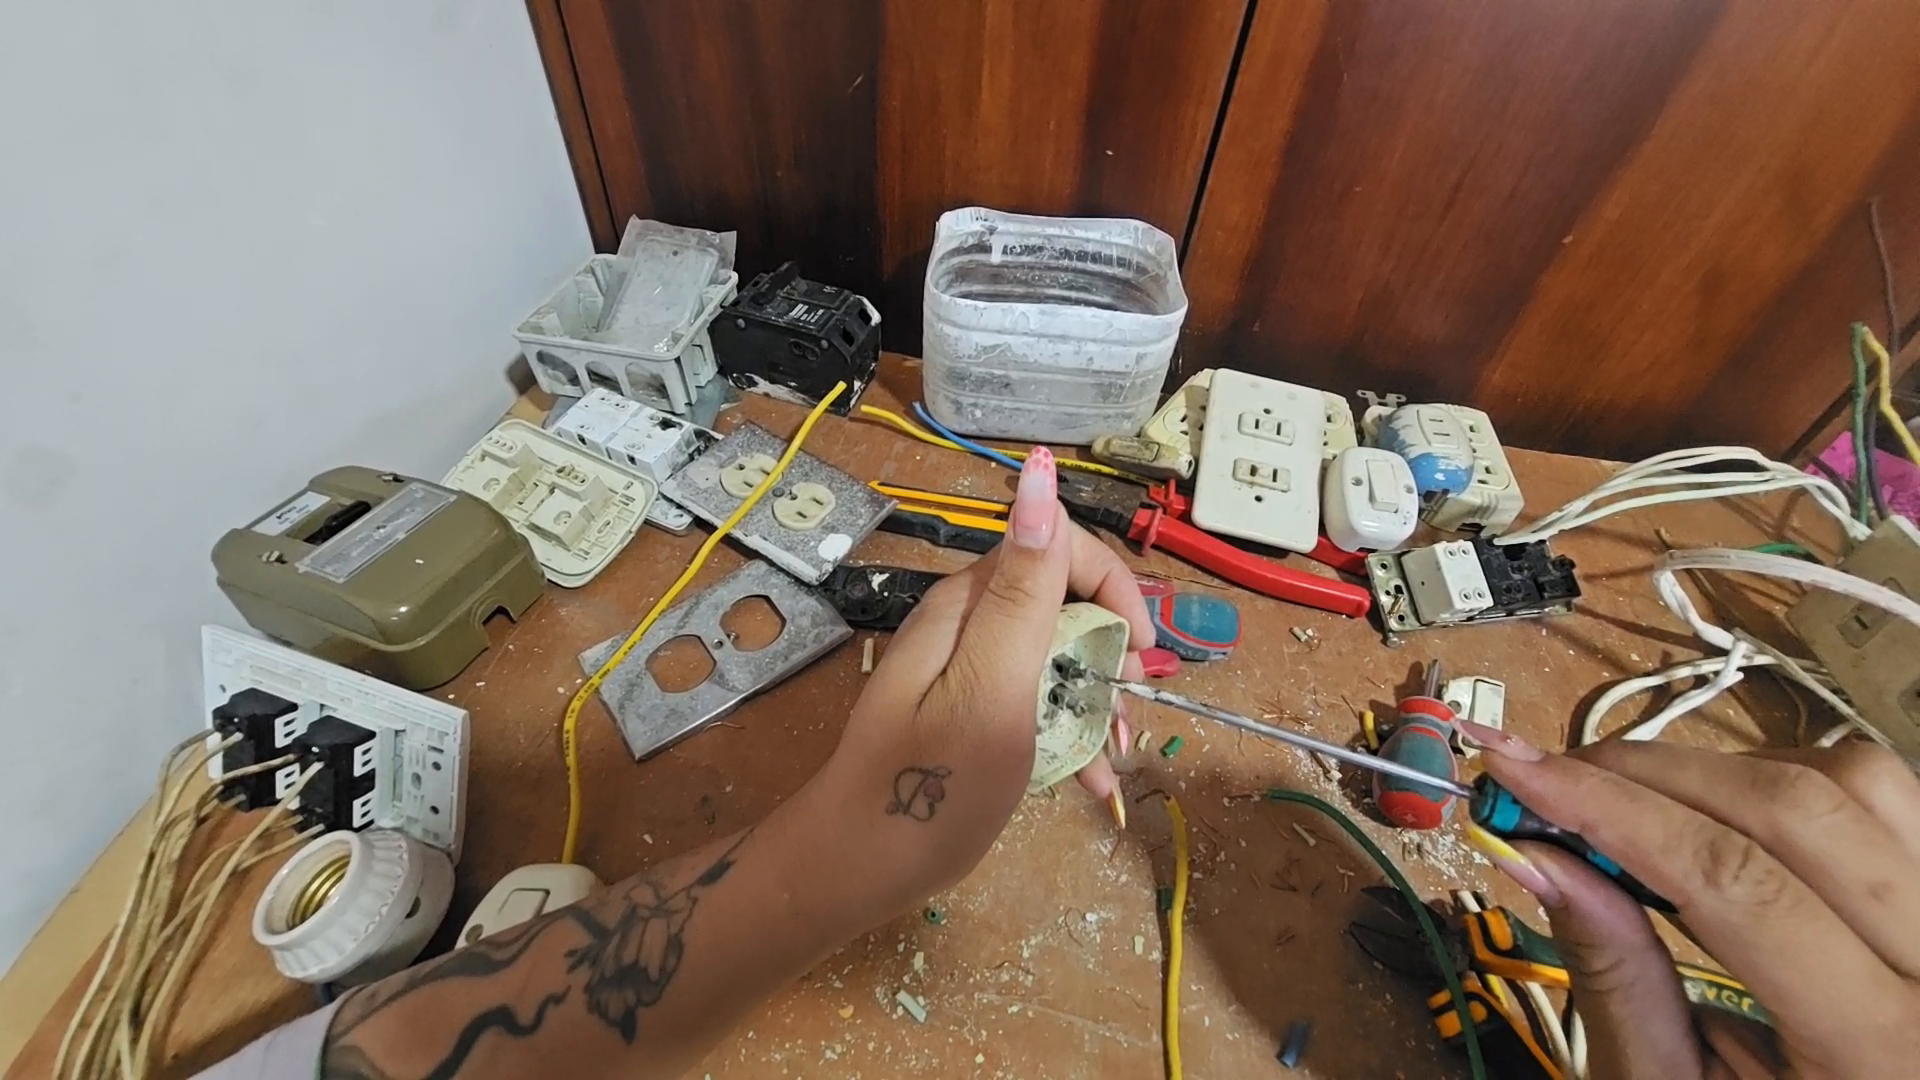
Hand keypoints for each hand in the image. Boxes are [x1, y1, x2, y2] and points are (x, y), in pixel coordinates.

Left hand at [811, 448, 1152, 907]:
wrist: (862, 864)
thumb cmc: (934, 781)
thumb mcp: (991, 683)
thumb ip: (1023, 588)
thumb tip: (1039, 477)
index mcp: (971, 604)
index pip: (1056, 546)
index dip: (1110, 586)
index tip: (1138, 648)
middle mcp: (970, 624)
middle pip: (1060, 602)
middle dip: (1106, 648)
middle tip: (1125, 706)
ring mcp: (971, 668)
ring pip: (1055, 655)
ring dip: (1094, 696)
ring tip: (1114, 750)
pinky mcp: (975, 710)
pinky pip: (1034, 700)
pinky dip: (1069, 731)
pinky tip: (1092, 777)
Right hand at [1461, 722, 1919, 1077]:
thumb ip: (1609, 969)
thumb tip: (1526, 851)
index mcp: (1890, 1056)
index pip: (1731, 878)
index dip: (1604, 804)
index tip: (1507, 763)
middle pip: (1793, 808)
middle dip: (1640, 772)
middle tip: (1548, 780)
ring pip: (1853, 781)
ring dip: (1714, 770)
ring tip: (1635, 802)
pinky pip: (1885, 796)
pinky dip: (1778, 779)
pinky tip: (1718, 818)